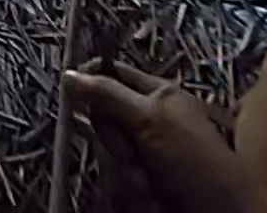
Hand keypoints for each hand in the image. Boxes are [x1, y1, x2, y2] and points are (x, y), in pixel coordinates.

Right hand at [63, 62, 266, 212]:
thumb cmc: (198, 165)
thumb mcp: (149, 119)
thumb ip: (107, 94)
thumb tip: (68, 75)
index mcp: (157, 93)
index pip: (110, 72)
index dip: (91, 81)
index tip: (76, 96)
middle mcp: (150, 120)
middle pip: (104, 115)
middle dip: (114, 137)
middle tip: (132, 151)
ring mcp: (148, 154)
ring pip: (110, 150)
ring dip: (123, 167)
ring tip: (148, 181)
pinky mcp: (147, 183)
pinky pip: (119, 178)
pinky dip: (130, 187)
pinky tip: (149, 193)